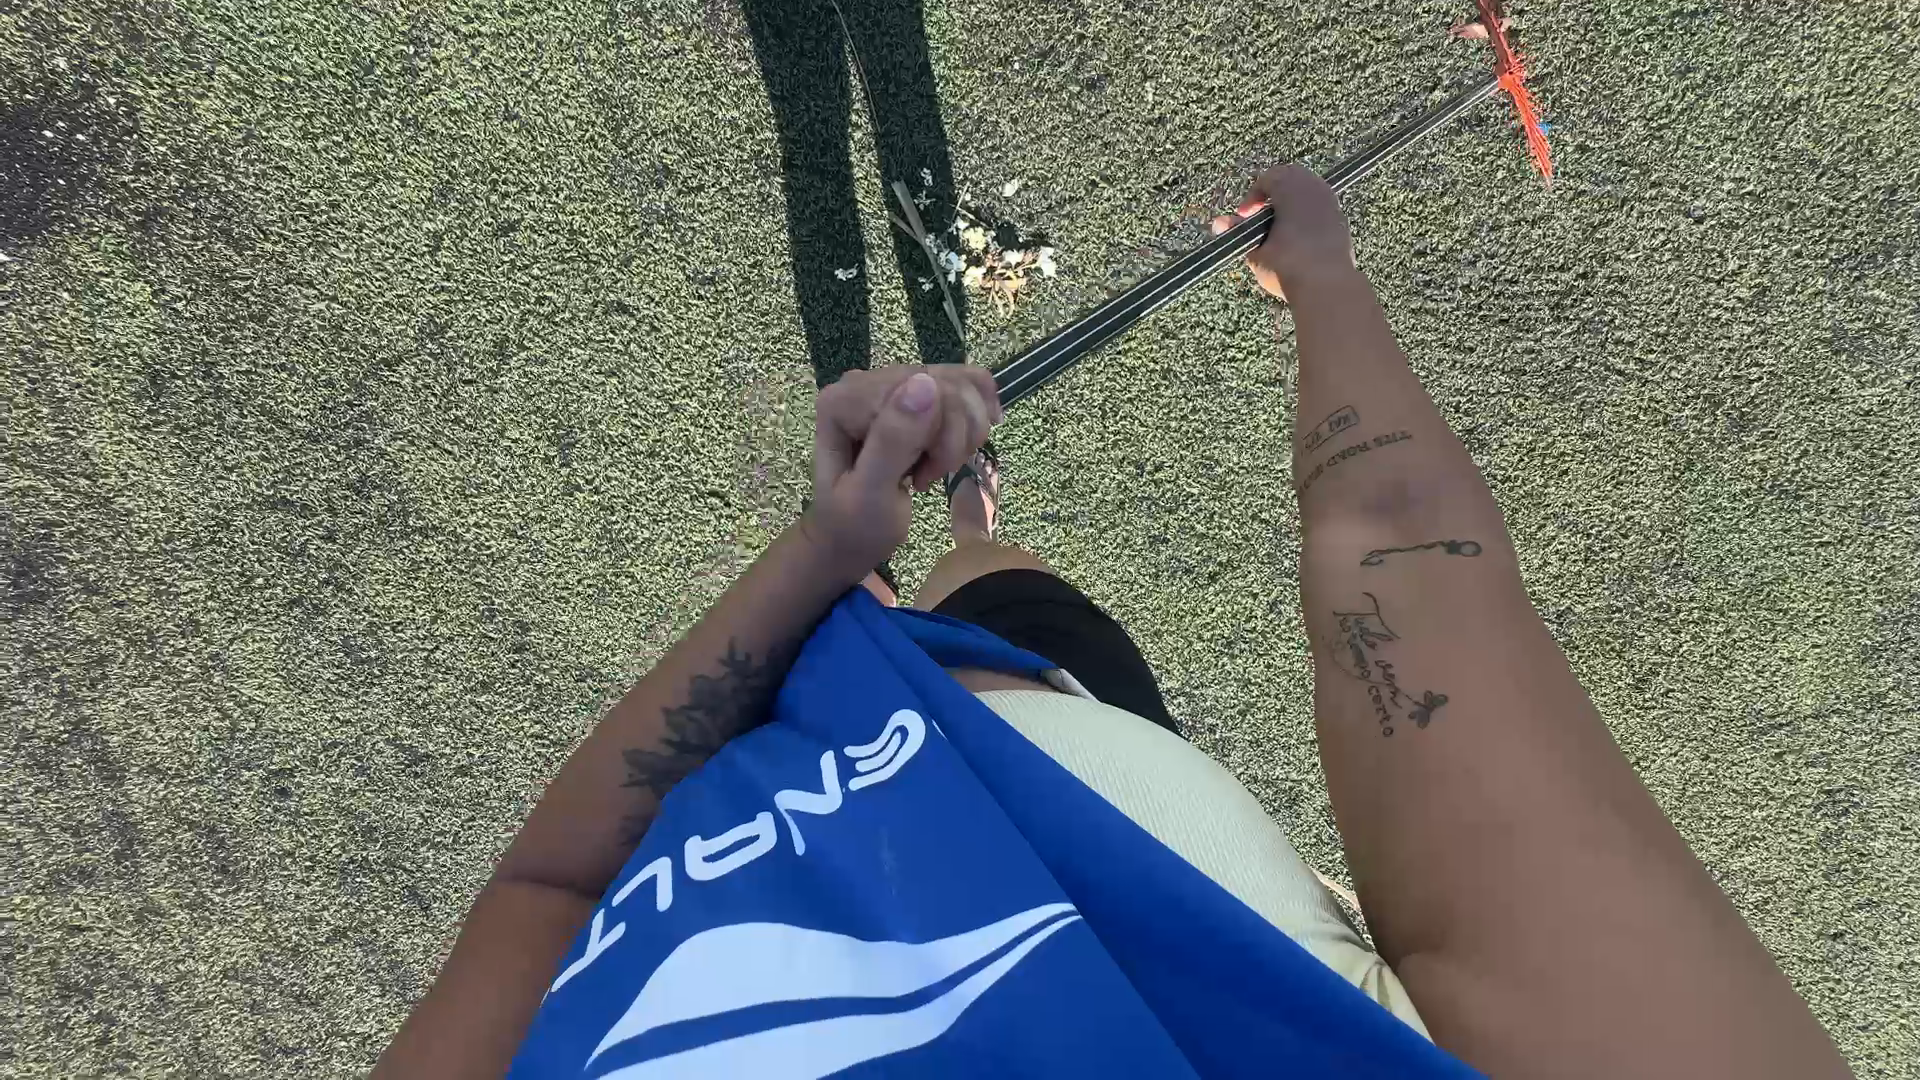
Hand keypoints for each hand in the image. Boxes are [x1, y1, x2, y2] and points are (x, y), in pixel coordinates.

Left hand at [800, 364, 1001, 581]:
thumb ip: (893, 440)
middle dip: (955, 438)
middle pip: (947, 384)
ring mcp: (889, 386)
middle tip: (931, 475)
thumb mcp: (871, 492)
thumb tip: (926, 384)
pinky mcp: (910, 394)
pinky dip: (975, 417)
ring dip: (964, 435)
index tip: (924, 478)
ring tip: (935, 468)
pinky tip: (967, 443)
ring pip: (962, 386)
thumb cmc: (855, 525)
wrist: (850, 540)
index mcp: (845, 400)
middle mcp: (865, 381)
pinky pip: (963, 385)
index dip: (943, 435)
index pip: (925, 389)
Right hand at [1210, 164, 1355, 299]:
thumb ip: (1237, 231)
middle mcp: (1315, 188)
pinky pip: (1319, 207)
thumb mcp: (1254, 250)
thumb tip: (1218, 222)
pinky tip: (1295, 239)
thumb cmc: (1286, 266)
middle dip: (1272, 194)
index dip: (1252, 196)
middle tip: (1258, 218)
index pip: (1269, 177)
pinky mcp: (1340, 221)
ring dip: (1289, 204)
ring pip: (1307, 190)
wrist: (1325, 285)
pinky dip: (1304, 215)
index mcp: (1292, 189)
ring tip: (1276, 229)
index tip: (1243, 216)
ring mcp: (1331, 203)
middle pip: (1291, 176)